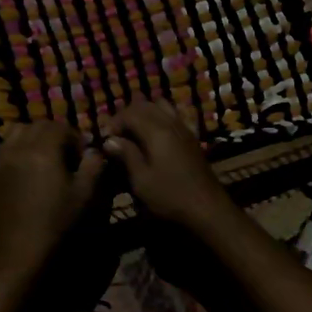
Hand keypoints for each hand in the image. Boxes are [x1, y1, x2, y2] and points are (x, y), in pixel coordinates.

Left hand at [0, 121, 107, 268]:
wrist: (22, 249)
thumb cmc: (59, 221)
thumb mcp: (87, 193)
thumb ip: (94, 164)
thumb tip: (93, 150)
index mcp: (43, 150)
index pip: (61, 127)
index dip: (76, 137)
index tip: (85, 156)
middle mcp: (19, 148)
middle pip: (39, 125)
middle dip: (57, 134)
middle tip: (69, 156)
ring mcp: (2, 159)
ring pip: (19, 131)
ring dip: (36, 138)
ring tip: (48, 158)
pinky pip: (7, 147)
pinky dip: (21, 148)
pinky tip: (32, 170)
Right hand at [103, 100, 234, 229]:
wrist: (207, 206)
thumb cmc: (170, 195)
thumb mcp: (141, 179)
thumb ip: (127, 155)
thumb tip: (110, 140)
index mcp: (157, 131)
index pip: (130, 113)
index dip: (114, 122)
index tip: (105, 138)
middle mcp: (171, 123)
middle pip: (146, 105)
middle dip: (127, 115)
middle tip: (116, 134)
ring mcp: (184, 128)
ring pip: (162, 106)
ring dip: (144, 113)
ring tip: (134, 132)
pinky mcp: (191, 137)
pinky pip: (173, 115)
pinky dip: (160, 117)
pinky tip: (154, 136)